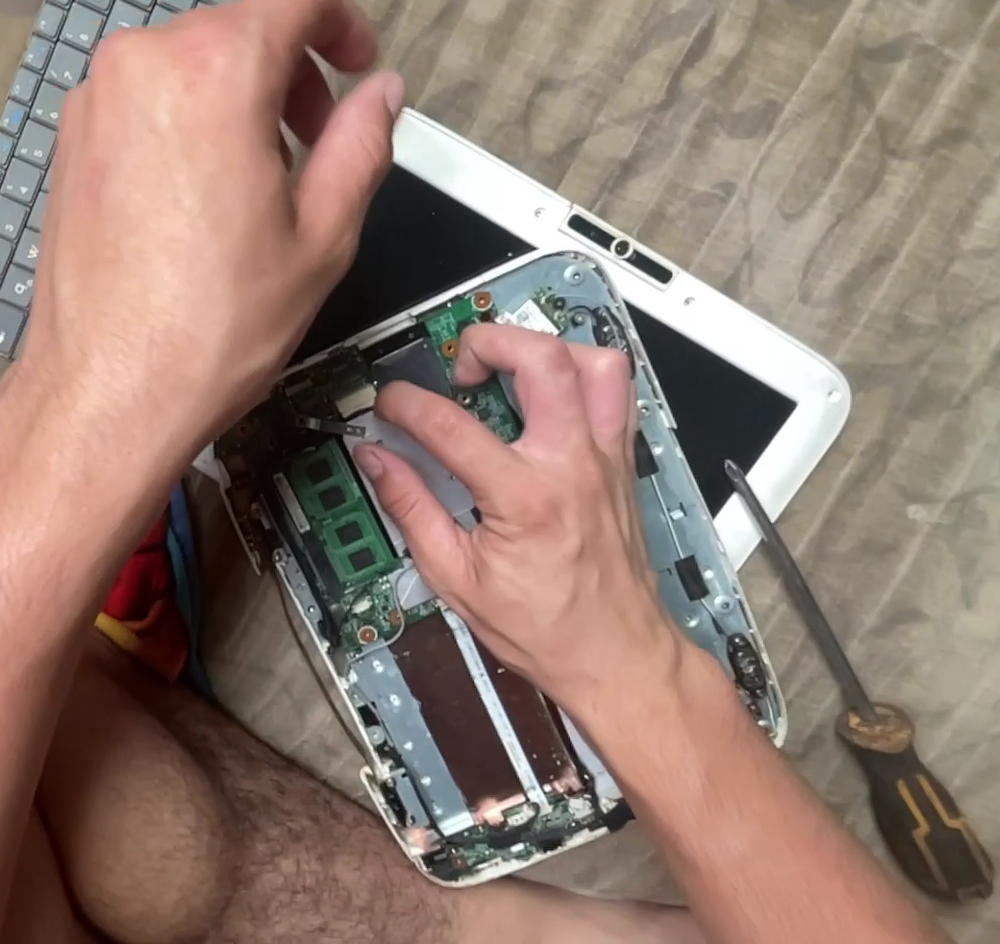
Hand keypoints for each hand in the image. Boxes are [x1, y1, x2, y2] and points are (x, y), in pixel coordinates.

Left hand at [6, 0, 404, 476]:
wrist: (103, 396)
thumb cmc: (209, 332)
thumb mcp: (321, 240)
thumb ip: (362, 147)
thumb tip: (380, 97)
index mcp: (211, 73)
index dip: (342, 25)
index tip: (356, 68)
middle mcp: (139, 70)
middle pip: (237, 33)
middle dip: (290, 79)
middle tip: (315, 149)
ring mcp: (93, 108)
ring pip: (187, 70)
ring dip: (237, 106)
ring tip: (257, 188)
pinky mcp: (69, 149)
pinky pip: (144, 107)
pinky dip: (186, 128)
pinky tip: (200, 202)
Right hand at [354, 324, 685, 717]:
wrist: (618, 657)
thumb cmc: (542, 627)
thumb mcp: (453, 577)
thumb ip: (410, 507)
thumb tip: (377, 460)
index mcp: (524, 499)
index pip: (451, 425)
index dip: (406, 405)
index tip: (387, 406)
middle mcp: (573, 466)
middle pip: (542, 361)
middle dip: (488, 342)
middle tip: (458, 367)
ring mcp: (606, 458)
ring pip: (594, 364)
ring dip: (544, 350)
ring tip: (506, 369)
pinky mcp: (622, 462)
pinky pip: (616, 392)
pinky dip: (578, 374)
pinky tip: (544, 394)